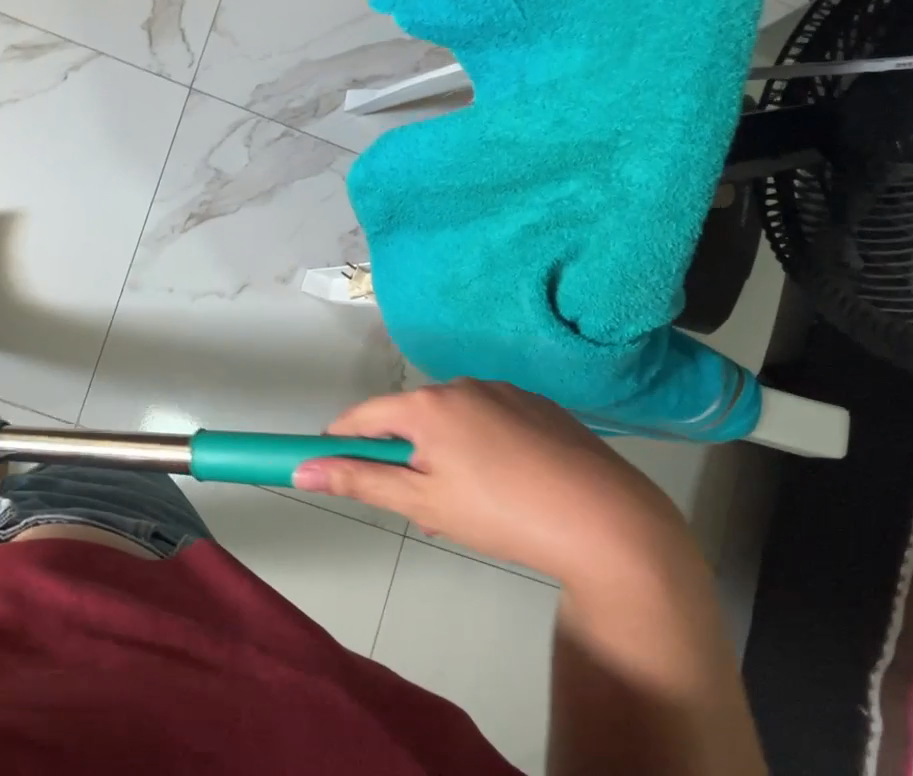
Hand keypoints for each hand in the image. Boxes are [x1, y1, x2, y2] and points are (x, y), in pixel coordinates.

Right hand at [293, 380, 693, 585]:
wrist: (611, 526)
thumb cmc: (501, 515)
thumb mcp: (421, 504)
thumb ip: (358, 480)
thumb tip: (301, 468)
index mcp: (428, 404)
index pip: (363, 416)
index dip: (340, 441)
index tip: (332, 467)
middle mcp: (463, 386)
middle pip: (409, 418)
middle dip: (402, 457)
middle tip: (416, 506)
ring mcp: (508, 393)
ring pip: (452, 422)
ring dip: (441, 454)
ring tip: (466, 508)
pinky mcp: (543, 408)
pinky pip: (491, 422)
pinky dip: (481, 449)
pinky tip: (505, 489)